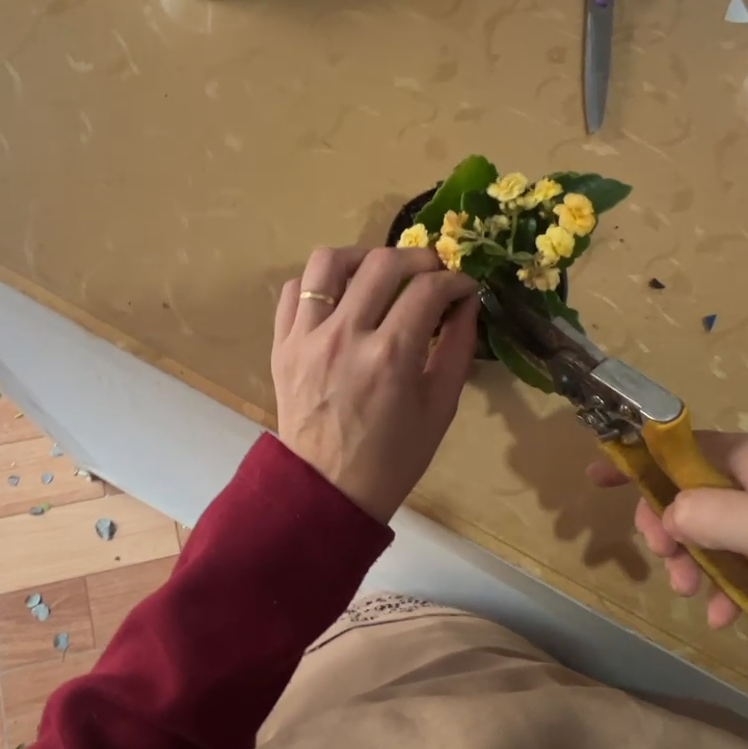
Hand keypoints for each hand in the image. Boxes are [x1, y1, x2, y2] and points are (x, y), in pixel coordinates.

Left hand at [272, 246, 478, 521]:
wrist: (327, 491)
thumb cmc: (393, 458)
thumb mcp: (440, 407)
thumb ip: (458, 348)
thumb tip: (466, 303)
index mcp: (390, 356)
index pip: (428, 288)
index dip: (454, 280)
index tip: (462, 289)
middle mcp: (345, 336)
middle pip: (382, 262)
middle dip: (418, 258)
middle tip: (430, 274)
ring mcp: (306, 338)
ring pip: (328, 262)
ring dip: (361, 258)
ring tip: (378, 275)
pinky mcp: (281, 345)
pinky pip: (293, 290)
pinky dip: (319, 283)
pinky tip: (340, 298)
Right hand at [587, 432, 747, 625]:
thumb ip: (717, 517)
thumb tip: (663, 517)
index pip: (671, 447)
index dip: (632, 461)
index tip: (594, 481)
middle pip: (685, 493)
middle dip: (668, 532)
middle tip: (671, 571)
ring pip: (710, 527)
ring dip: (697, 562)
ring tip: (702, 601)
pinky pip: (742, 553)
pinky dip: (730, 579)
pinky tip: (730, 614)